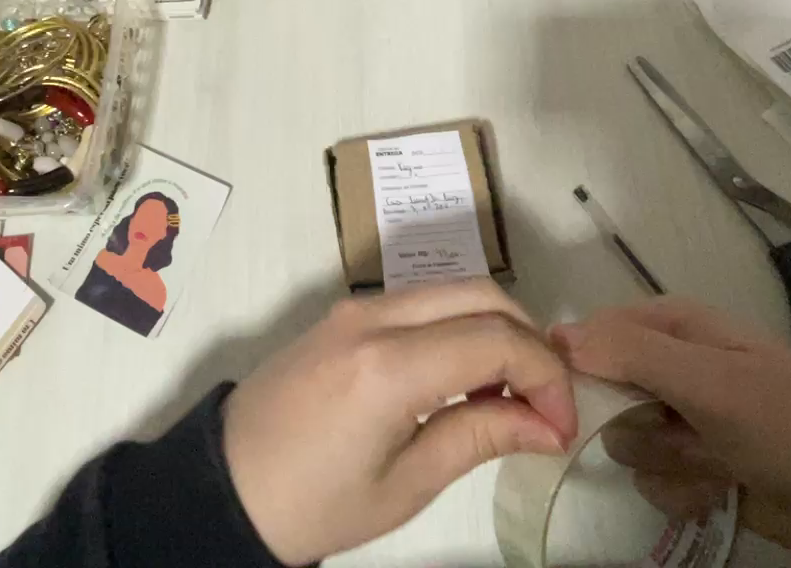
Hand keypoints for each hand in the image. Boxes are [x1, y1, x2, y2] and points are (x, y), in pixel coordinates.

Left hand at [223, 280, 577, 565]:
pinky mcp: (344, 312)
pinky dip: (457, 323)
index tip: (561, 427)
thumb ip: (481, 437)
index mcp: (387, 365)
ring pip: (450, 289)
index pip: (494, 338)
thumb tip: (549, 424)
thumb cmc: (316, 502)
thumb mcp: (406, 484)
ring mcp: (355, 307)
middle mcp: (373, 317)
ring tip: (508, 393)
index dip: (545, 377)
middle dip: (528, 340)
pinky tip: (463, 373)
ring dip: (493, 326)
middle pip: (479, 293)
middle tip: (545, 403)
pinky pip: (419, 300)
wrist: (229, 483)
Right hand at [551, 300, 790, 567]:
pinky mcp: (693, 463)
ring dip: (662, 462)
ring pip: (623, 440)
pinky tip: (718, 491)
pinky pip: (651, 478)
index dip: (574, 367)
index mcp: (670, 325)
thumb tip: (554, 337)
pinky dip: (680, 490)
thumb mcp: (715, 385)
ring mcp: (681, 417)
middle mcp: (668, 365)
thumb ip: (633, 355)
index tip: (571, 403)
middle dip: (630, 423)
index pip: (590, 333)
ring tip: (711, 465)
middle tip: (668, 435)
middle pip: (599, 391)